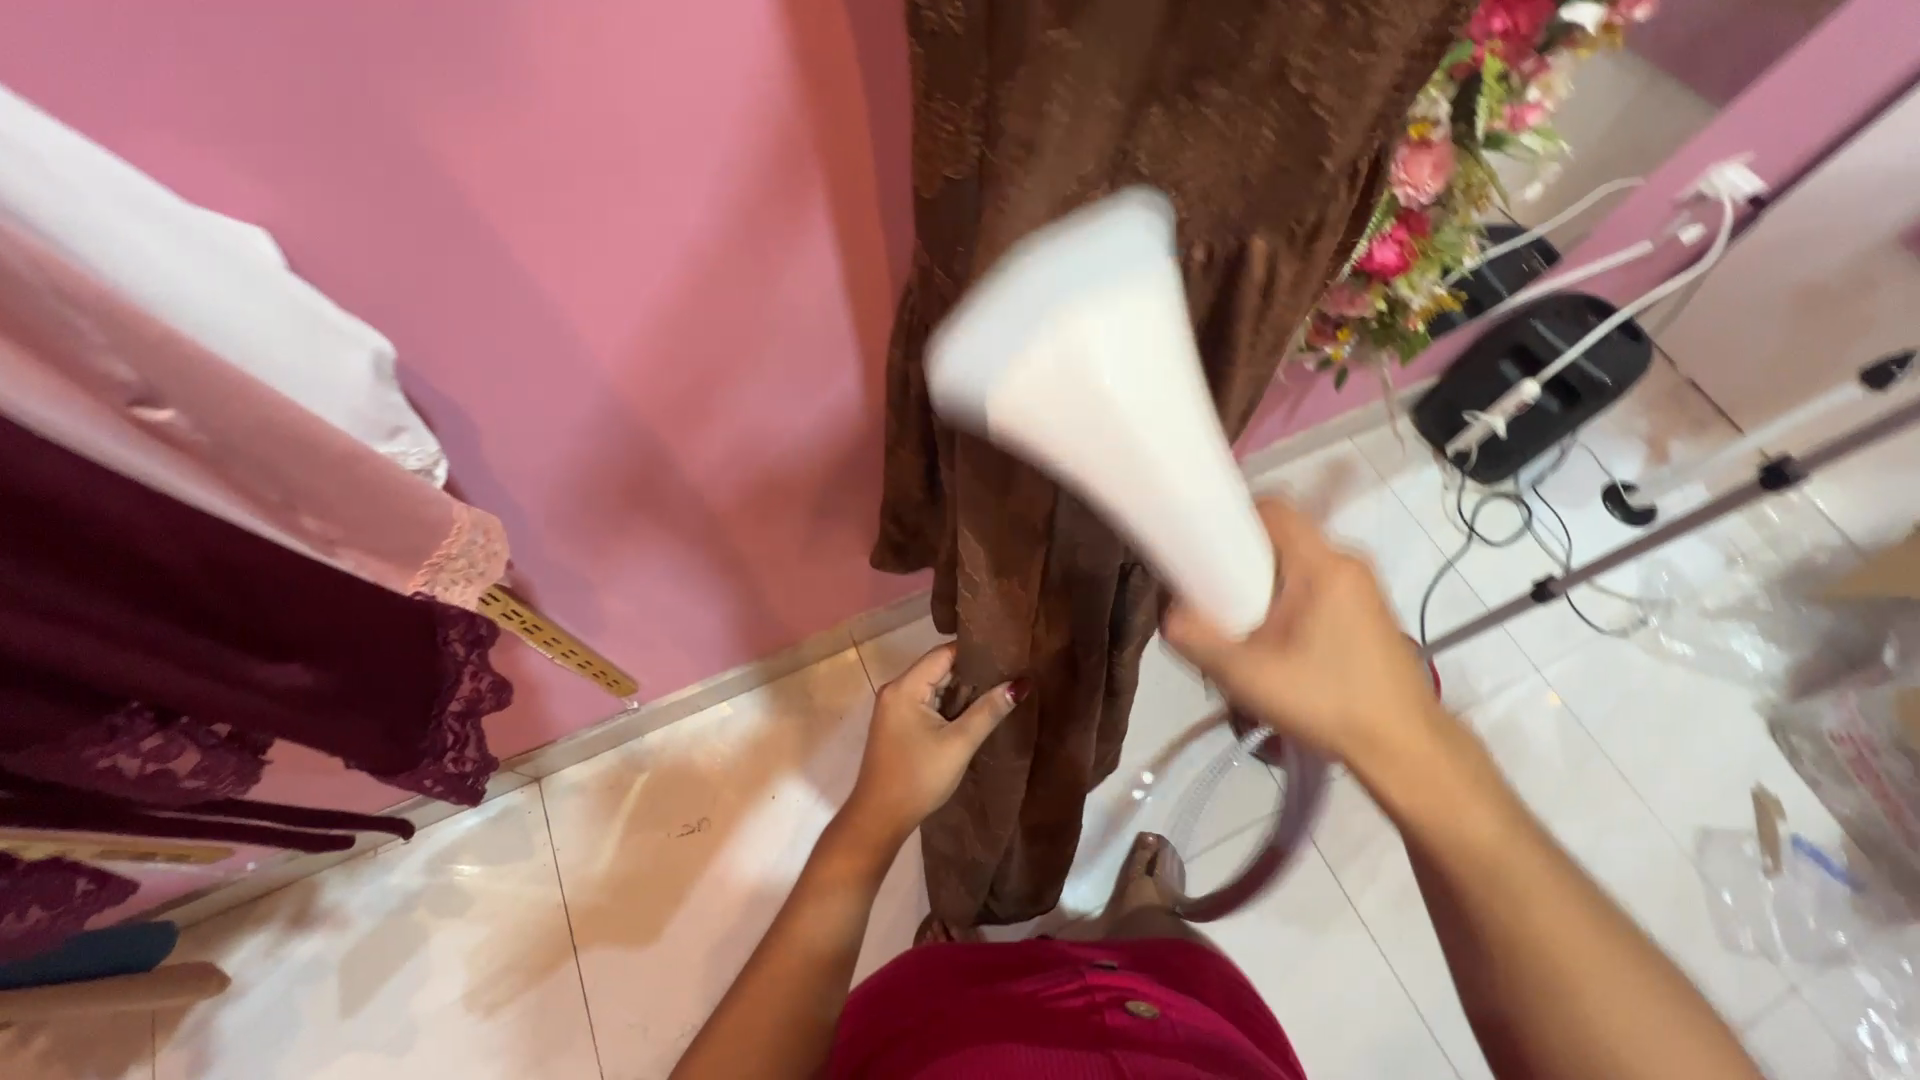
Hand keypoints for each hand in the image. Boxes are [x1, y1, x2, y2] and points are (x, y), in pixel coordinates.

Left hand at [843, 644, 1025, 840]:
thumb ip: (989, 710)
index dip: (975, 651)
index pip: (943, 653)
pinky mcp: (898, 723)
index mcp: (905, 687)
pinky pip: (927, 702)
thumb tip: (1021, 683)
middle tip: (1009, 671)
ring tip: (999, 687)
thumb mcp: (959, 743)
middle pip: (939, 667)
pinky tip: (974, 709)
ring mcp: (895, 707)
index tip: (1006, 652)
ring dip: (962, 689)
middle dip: (972, 671)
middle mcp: (895, 690)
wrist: (880, 818)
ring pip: (934, 686)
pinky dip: (949, 704)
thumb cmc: (919, 778)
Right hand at [1163, 497, 1449, 770]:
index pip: (1272, 509)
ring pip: (1296, 567)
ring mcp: (1362, 589)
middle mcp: (1347, 564)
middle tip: (1214, 602)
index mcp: (1322, 565)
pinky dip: (1287, 604)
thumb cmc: (1327, 702)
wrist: (1404, 747)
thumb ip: (1197, 639)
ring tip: (1242, 633)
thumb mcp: (1246, 675)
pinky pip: (1315, 589)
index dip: (1232, 518)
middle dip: (1241, 563)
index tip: (1203, 550)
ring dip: (1264, 589)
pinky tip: (1276, 648)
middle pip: (1280, 540)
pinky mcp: (1368, 613)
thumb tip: (1170, 614)